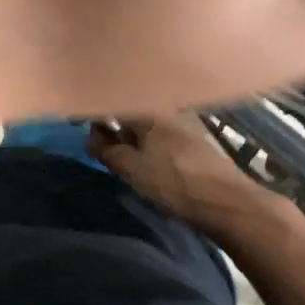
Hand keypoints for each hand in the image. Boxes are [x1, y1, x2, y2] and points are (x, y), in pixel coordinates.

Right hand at [89, 114, 277, 232]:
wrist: (228, 202)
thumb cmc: (174, 182)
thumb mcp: (131, 169)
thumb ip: (107, 150)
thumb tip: (92, 137)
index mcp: (149, 110)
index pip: (114, 101)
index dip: (94, 110)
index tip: (77, 119)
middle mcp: (167, 109)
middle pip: (131, 109)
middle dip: (112, 122)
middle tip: (97, 142)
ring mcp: (184, 124)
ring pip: (146, 122)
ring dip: (129, 134)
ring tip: (117, 153)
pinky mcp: (194, 141)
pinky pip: (160, 134)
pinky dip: (145, 142)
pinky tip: (142, 158)